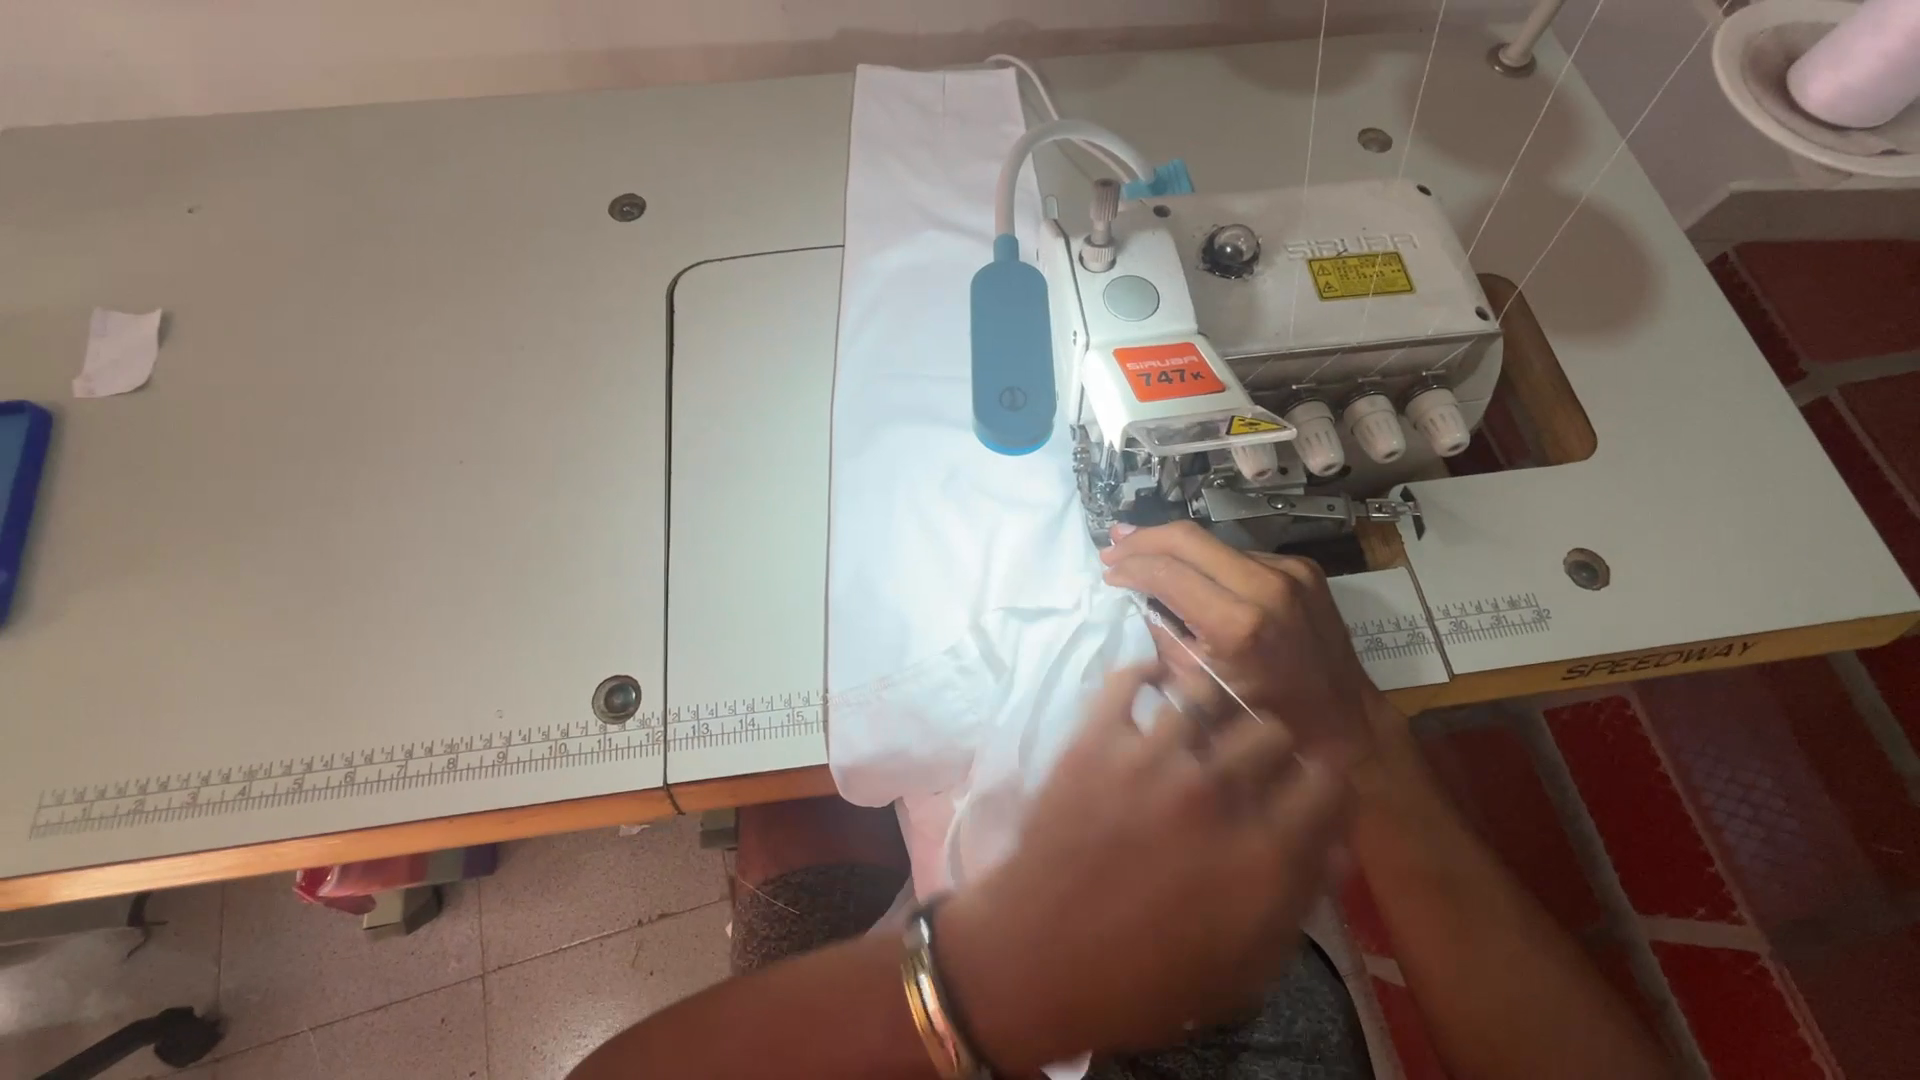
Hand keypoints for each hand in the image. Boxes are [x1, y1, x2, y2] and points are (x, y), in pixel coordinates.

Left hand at [935, 662, 1351, 1071]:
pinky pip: (1127, 679)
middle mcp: (1217, 791)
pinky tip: (1156, 681)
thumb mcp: (1244, 967)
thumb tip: (1338, 848)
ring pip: (1208, 696)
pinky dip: (1145, 672)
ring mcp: (1152, 757)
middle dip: (1272, 748)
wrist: (1039, 959)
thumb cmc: (1145, 980)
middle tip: (1253, 764)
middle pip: (1271, 731)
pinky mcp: (1095, 740)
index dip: (1324, 784)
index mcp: (1264, 852)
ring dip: (1215, 711)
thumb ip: (1298, 900)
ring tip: (1207, 726)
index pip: (1327, 781)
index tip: (1308, 789)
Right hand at [1098, 521, 1387, 763]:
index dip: (1130, 567)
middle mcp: (1266, 586)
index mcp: (1238, 624)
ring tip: (1142, 550)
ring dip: (1174, 546)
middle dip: (1143, 538)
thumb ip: (1163, 635)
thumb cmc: (1262, 715)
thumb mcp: (1197, 685)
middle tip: (1113, 544)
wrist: (1342, 719)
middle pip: (1188, 538)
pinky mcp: (1302, 568)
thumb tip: (1135, 598)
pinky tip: (1192, 573)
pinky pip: (1240, 555)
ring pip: (1213, 542)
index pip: (1167, 572)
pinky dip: (1209, 562)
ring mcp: (1289, 572)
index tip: (1107, 571)